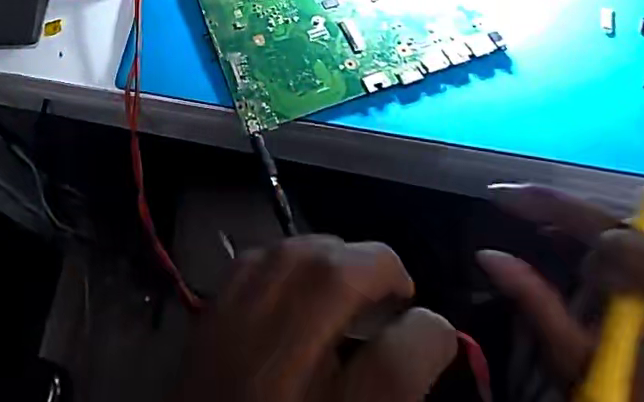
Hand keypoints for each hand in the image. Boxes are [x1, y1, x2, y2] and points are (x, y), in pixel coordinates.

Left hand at [176, 235, 456, 401]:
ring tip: (352, 276)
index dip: (427, 337)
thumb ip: (388, 391)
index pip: (391, 367)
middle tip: (397, 287)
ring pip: (285, 257)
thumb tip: (422, 342)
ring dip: (327, 254)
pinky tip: (298, 276)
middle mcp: (274, 368)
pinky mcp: (205, 324)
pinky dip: (282, 258)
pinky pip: (247, 264)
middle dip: (373, 264)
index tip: (438, 329)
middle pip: (327, 279)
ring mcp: (229, 336)